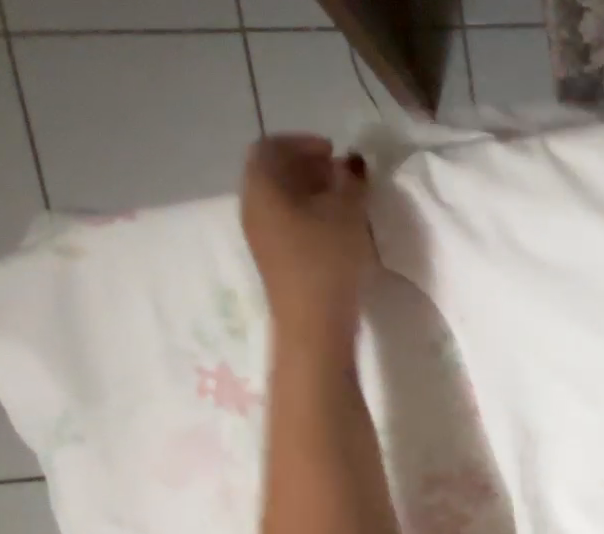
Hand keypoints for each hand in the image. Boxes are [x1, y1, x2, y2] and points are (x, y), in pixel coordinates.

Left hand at [241, 135, 372, 343]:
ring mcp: (260, 235)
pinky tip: (335, 228)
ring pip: (281, 199)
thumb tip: (351, 164)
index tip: (334, 151)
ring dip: (310, 192)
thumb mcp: (348, 213)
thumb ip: (351, 182)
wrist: (314, 322)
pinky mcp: (275, 259)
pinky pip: (287, 222)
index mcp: (262, 186)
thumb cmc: (328, 259)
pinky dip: (309, 214)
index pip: (271, 147)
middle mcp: (253, 205)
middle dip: (308, 166)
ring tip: (344, 201)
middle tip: (342, 174)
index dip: (302, 142)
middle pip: (274, 173)